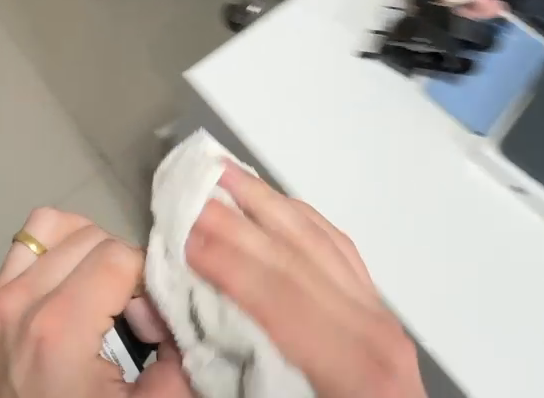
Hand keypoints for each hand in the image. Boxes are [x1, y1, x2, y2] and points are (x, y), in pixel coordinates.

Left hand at [0, 208, 191, 397]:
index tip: (151, 322)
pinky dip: (55, 248)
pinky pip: (25, 241)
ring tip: (102, 288)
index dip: (147, 280)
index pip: (119, 255)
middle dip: (123, 265)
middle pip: (91, 236)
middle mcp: (23, 299)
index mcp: (59, 329)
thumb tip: (182, 321)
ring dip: (87, 246)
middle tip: (132, 314)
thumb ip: (173, 372)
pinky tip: (71, 283)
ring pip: (55, 224)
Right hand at [187, 167, 424, 397]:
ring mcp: (380, 313)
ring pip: (316, 239)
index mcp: (355, 370)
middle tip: (187, 193)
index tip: (185, 238)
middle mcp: (375, 332)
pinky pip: (334, 243)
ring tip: (221, 171)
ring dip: (263, 200)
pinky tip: (268, 199)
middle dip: (235, 221)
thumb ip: (213, 371)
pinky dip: (296, 214)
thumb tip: (163, 316)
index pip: (282, 300)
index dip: (230, 263)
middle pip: (297, 258)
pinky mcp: (376, 304)